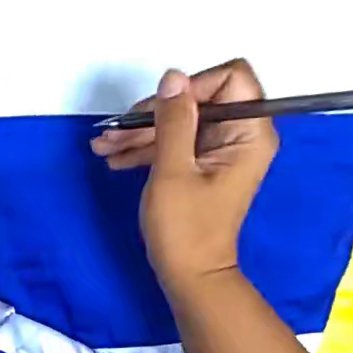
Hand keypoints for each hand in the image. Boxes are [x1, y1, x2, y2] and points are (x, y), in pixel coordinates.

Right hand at [90, 60, 277, 295]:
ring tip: (103, 146)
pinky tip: (115, 157)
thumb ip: (172, 121)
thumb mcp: (172, 171)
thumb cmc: (185, 229)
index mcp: (248, 133)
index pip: (230, 79)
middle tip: (115, 132)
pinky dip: (145, 148)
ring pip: (179, 123)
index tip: (156, 111)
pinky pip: (173, 143)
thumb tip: (172, 78)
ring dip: (140, 133)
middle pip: (197, 101)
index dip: (190, 88)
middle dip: (153, 114)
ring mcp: (219, 151)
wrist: (189, 275)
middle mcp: (240, 135)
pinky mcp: (200, 165)